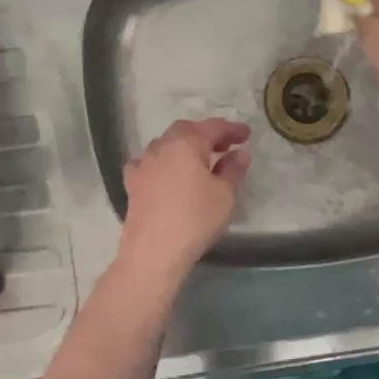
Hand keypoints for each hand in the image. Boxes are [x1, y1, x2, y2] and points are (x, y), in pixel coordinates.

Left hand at [119, 118, 251, 272]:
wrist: (154, 251)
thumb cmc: (196, 219)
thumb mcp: (224, 195)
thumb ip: (232, 170)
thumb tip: (239, 153)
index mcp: (186, 144)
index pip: (213, 128)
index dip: (231, 129)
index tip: (246, 135)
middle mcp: (161, 147)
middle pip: (185, 131)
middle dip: (205, 134)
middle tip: (224, 145)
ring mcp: (143, 165)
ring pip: (165, 145)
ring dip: (183, 147)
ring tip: (198, 160)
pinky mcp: (132, 184)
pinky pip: (148, 164)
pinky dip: (161, 163)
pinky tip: (165, 173)